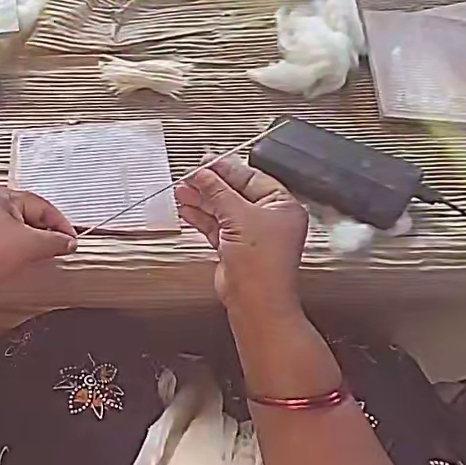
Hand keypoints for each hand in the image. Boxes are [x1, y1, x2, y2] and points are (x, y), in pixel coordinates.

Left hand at [0, 187, 76, 307]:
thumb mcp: (31, 245)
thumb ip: (56, 241)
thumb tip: (69, 241)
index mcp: (1, 196)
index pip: (42, 205)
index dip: (60, 223)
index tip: (71, 239)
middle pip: (31, 215)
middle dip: (47, 233)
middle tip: (60, 247)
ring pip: (20, 228)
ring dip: (35, 241)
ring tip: (42, 254)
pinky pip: (8, 238)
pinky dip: (20, 247)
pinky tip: (23, 258)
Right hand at [175, 158, 309, 317]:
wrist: (255, 301)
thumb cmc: (263, 265)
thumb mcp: (238, 216)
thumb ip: (218, 192)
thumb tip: (205, 174)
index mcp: (282, 206)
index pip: (252, 177)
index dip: (227, 169)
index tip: (207, 162)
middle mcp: (269, 219)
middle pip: (235, 193)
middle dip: (210, 185)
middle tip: (191, 176)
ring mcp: (252, 234)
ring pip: (223, 209)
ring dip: (202, 200)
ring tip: (182, 190)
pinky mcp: (235, 248)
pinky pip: (217, 226)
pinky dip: (201, 217)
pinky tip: (188, 209)